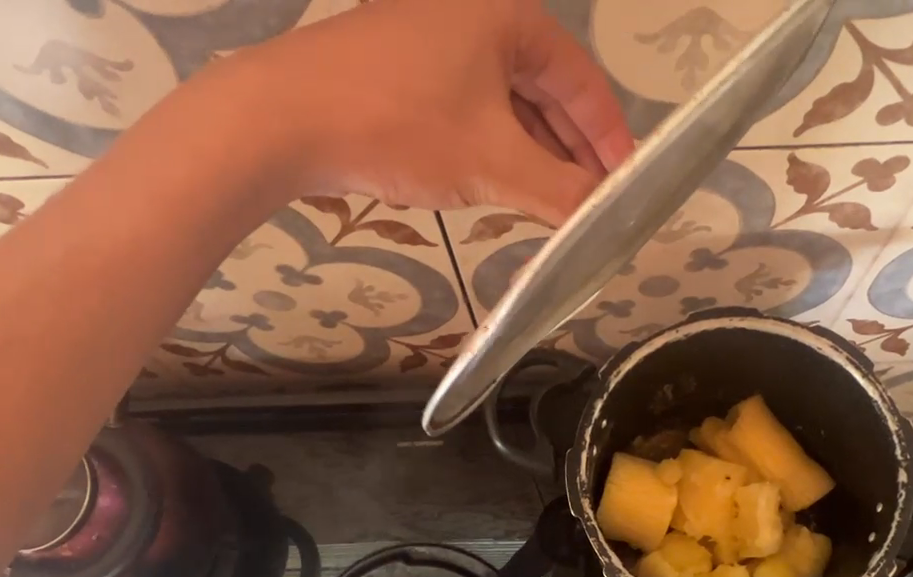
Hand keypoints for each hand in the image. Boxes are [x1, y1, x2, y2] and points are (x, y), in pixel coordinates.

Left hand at [221, 0, 633, 223]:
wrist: (284, 119)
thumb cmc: (400, 126)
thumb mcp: (493, 164)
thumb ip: (559, 193)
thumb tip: (606, 220)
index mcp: (507, 16)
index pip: (581, 81)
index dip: (610, 137)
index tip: (628, 185)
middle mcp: (475, 15)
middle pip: (546, 91)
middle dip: (574, 151)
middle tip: (597, 203)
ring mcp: (434, 41)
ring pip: (508, 104)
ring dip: (537, 155)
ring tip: (560, 204)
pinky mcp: (404, 71)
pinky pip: (472, 111)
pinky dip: (497, 149)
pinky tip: (507, 185)